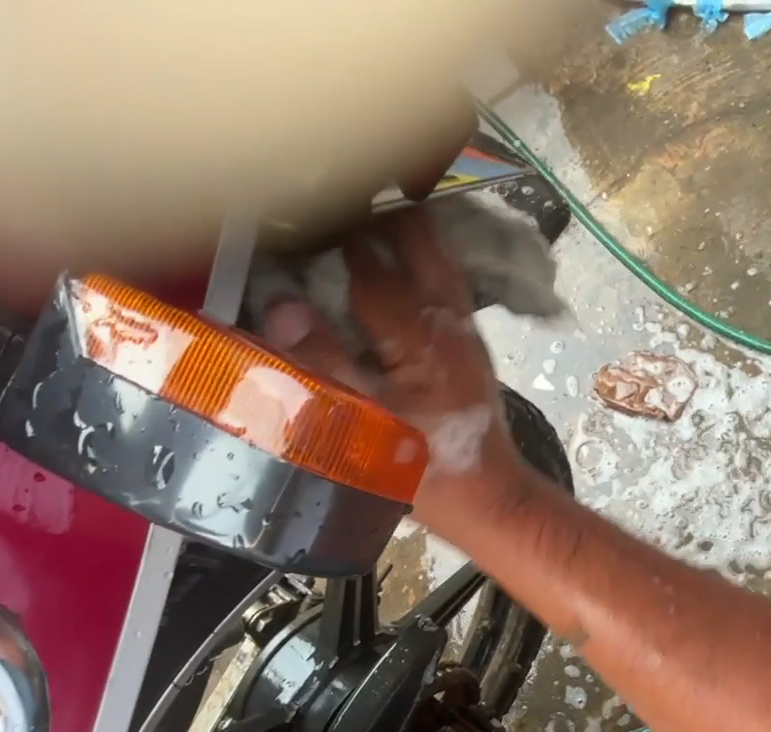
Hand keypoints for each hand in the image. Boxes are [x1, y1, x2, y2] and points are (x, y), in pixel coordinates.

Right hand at [260, 209, 538, 534]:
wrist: (488, 496)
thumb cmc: (421, 468)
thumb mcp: (363, 424)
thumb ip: (325, 363)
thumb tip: (282, 306)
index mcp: (418, 337)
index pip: (375, 269)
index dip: (341, 235)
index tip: (309, 205)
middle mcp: (448, 322)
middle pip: (422, 246)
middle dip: (385, 216)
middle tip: (346, 196)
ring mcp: (466, 333)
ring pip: (441, 262)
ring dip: (411, 234)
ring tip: (376, 213)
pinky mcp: (472, 347)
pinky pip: (450, 286)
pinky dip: (428, 262)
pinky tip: (409, 266)